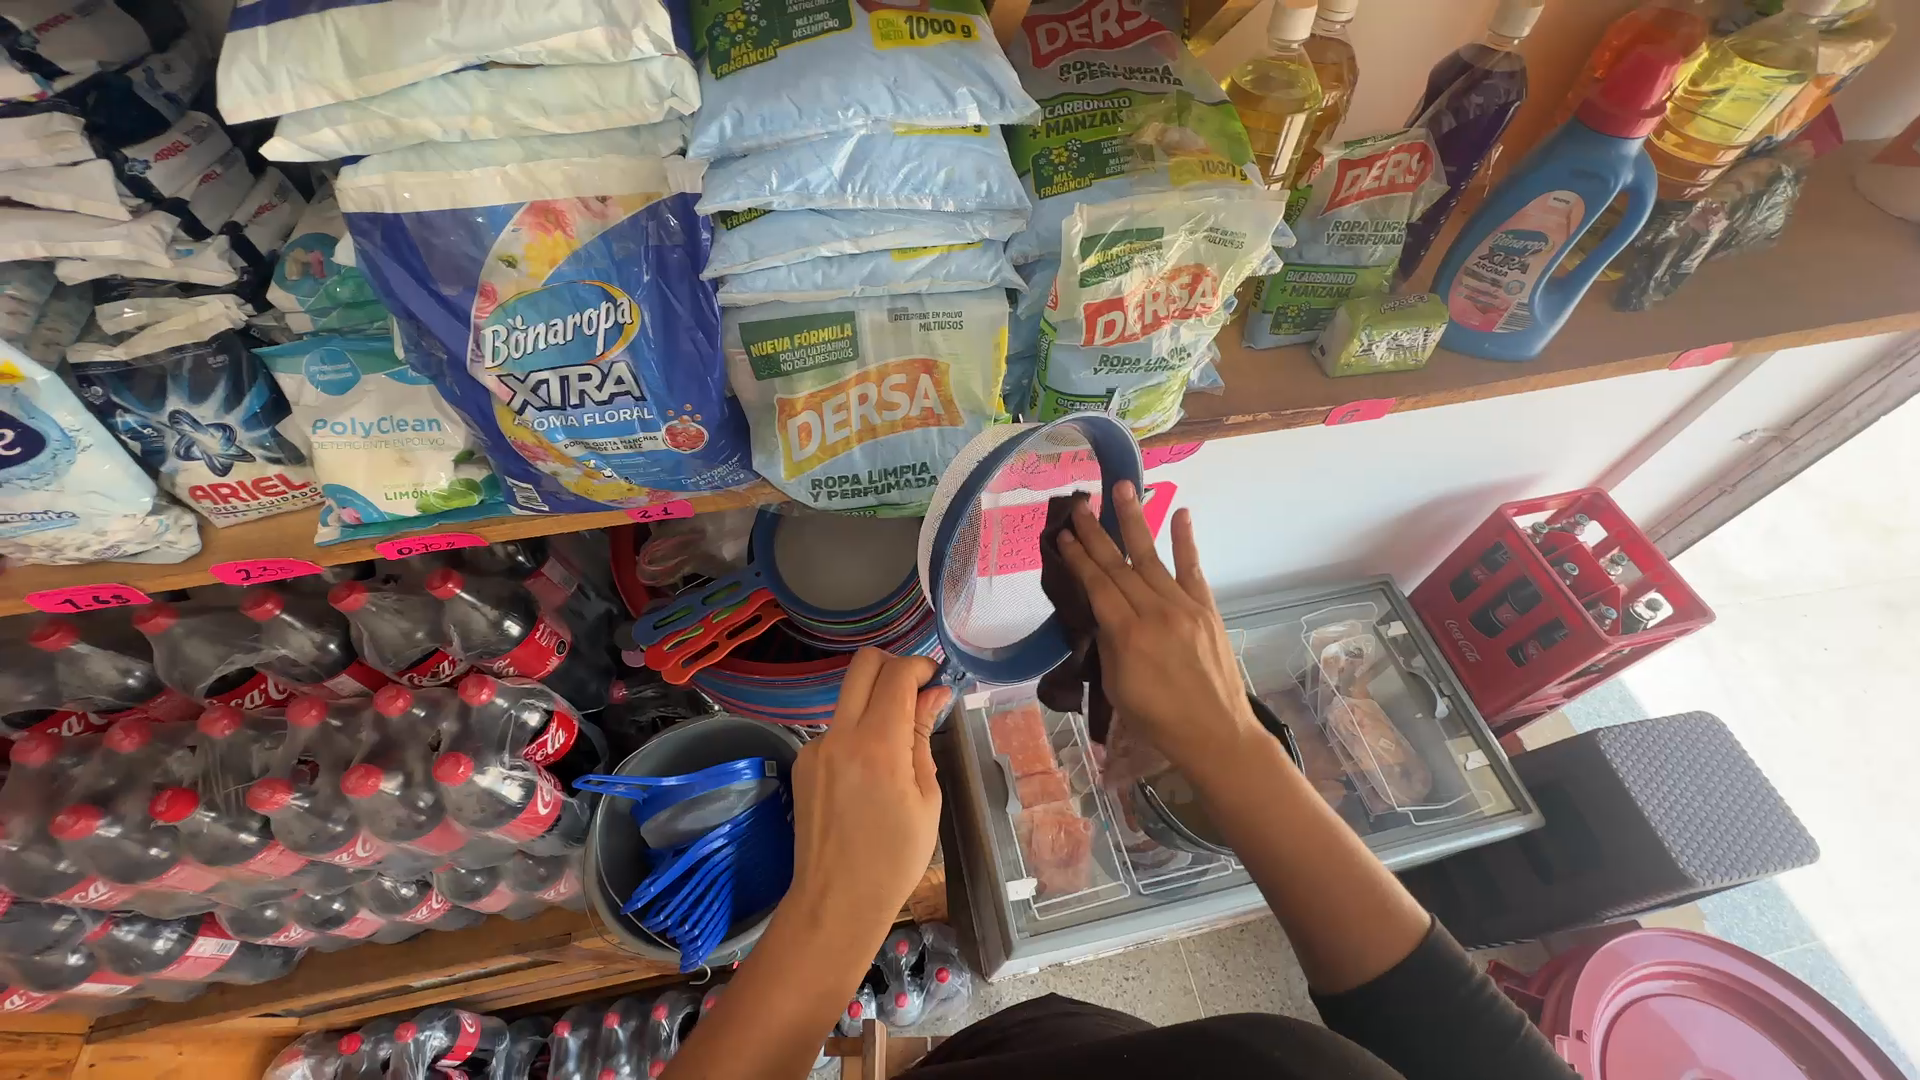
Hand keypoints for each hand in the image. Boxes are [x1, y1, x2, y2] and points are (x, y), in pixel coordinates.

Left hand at [788, 648, 949, 932]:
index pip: (897, 675)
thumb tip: (935, 693)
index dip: (921, 666)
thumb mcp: (926, 798)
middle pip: (863, 665)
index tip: (936, 678)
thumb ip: (923, 736)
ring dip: (875, 700)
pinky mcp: (803, 761)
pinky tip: (870, 772)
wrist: (836, 902)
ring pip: (849, 697)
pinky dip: (858, 732)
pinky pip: (836, 729)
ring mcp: (815, 747)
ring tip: (898, 742)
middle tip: (916, 690)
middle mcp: (840, 736)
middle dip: (893, 665)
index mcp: (878, 747)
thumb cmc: (894, 859)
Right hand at [1055, 482, 1267, 786]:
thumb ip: (1109, 643)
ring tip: (1122, 488)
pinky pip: (1193, 570)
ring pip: (1153, 557)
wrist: (1216, 733)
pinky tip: (1181, 513)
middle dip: (1096, 533)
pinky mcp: (1207, 610)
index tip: (1062, 534)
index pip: (1097, 584)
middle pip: (1119, 564)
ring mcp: (1184, 607)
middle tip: (1079, 505)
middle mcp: (1155, 611)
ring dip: (1135, 521)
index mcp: (1127, 634)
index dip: (1078, 558)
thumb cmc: (1157, 718)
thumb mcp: (1116, 686)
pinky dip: (1186, 541)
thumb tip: (1105, 612)